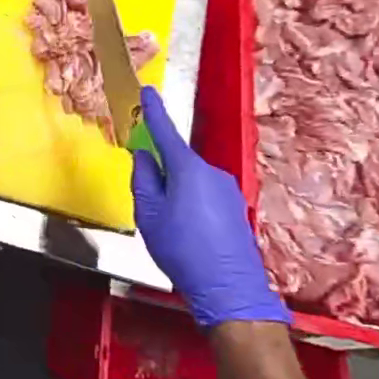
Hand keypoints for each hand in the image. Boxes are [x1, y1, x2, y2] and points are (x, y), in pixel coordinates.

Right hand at [131, 87, 290, 328]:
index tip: (148, 92)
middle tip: (147, 203)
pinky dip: (188, 204)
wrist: (228, 286)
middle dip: (159, 173)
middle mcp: (212, 173)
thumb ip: (143, 181)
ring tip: (165, 227)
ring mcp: (227, 190)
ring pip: (190, 181)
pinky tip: (183, 232)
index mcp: (189, 170)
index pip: (166, 133)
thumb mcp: (149, 214)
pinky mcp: (234, 207)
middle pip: (178, 162)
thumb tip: (144, 157)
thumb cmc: (181, 248)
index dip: (154, 113)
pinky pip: (203, 195)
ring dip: (173, 193)